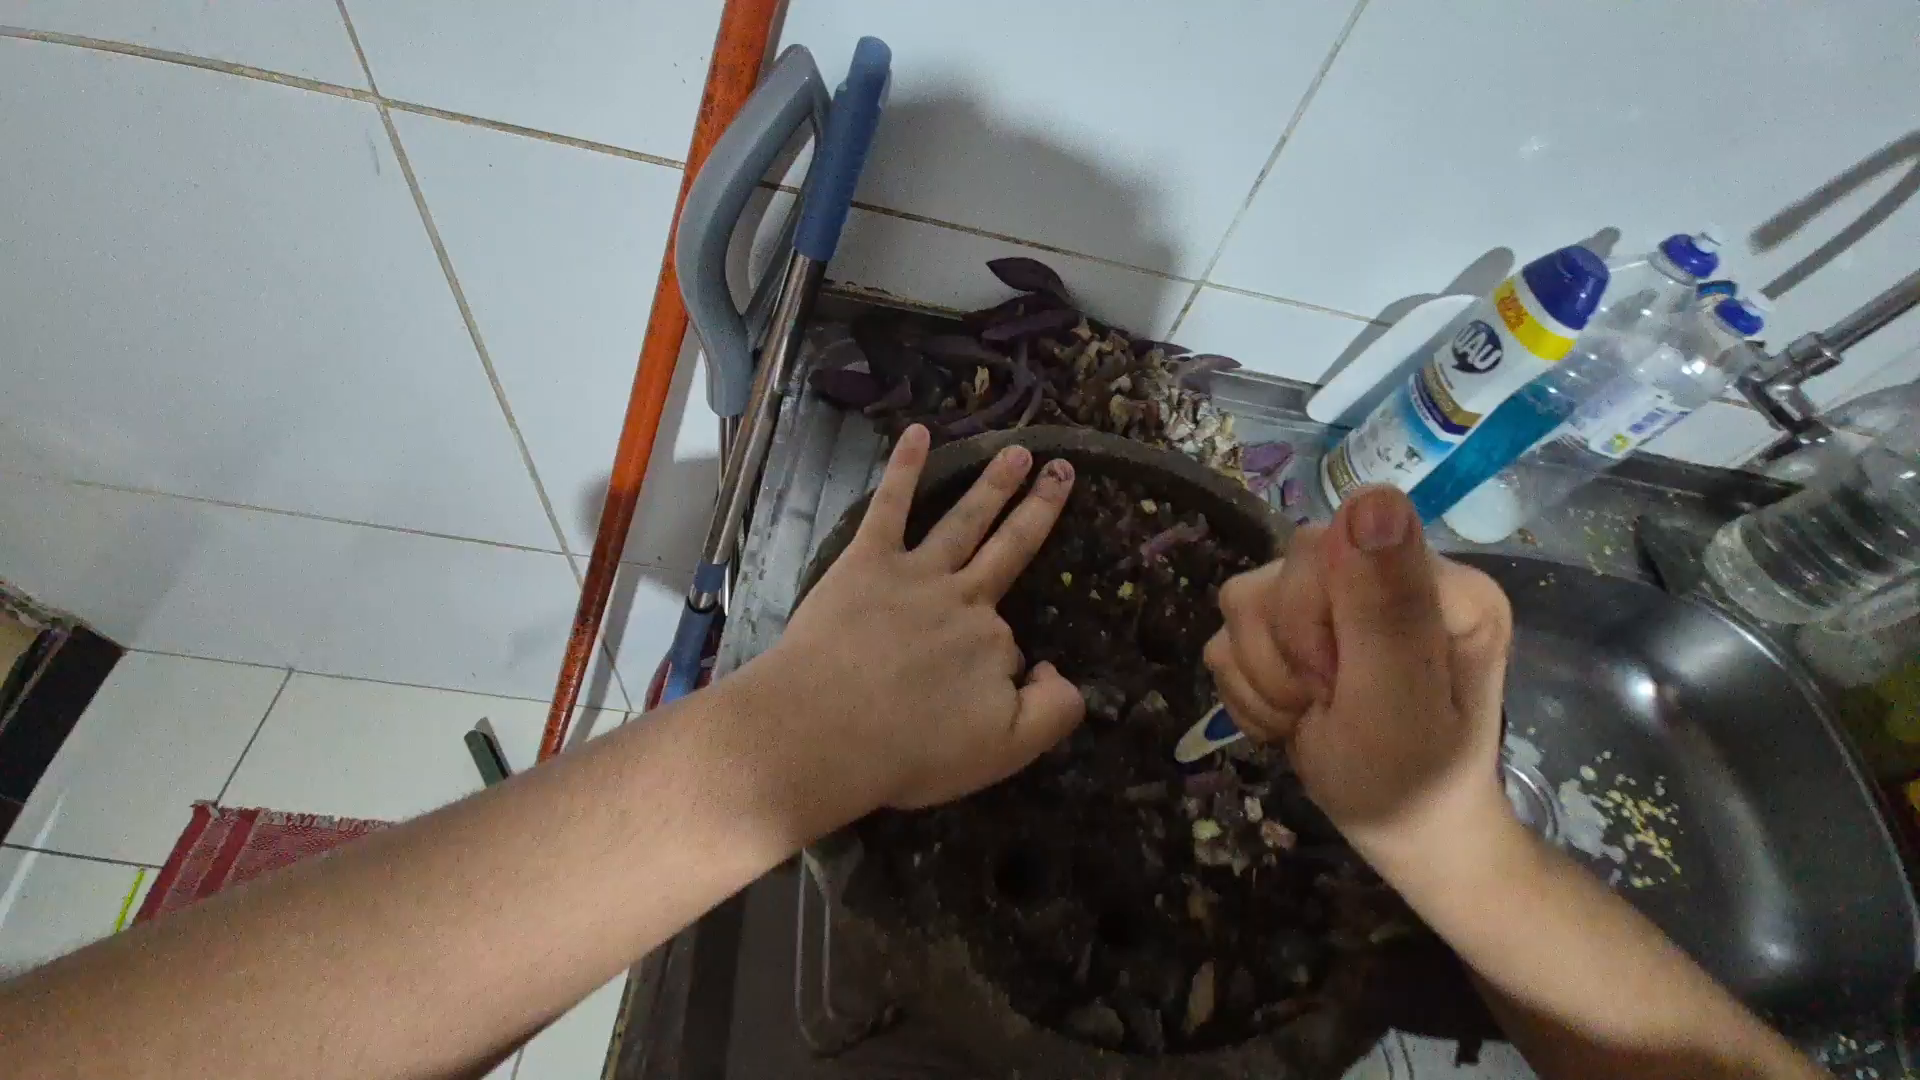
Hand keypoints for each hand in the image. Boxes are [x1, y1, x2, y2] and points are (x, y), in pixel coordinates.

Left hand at [760, 424, 1084, 810]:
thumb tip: (1053, 670)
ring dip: (993, 485)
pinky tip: (917, 432)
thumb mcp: (1003, 751)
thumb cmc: (909, 750)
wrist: (824, 732)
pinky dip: (903, 469)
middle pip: (1010, 546)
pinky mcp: (866, 561)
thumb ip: (1051, 712)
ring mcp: (913, 572)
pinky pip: (889, 507)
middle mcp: (962, 596)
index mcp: (991, 640)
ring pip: (964, 520)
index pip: (1010, 643)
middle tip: (1064, 471)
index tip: (973, 701)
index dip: (1000, 671)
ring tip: (1017, 453)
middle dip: (1039, 508)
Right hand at [1203, 486, 1512, 851]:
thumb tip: (1370, 497)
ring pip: (1240, 603)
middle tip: (1326, 704)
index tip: (1336, 680)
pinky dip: (1247, 688)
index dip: (1306, 616)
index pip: (1326, 544)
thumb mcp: (1399, 704)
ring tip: (1308, 714)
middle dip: (1284, 655)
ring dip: (1262, 677)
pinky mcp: (1288, 629)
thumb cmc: (1409, 783)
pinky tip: (1288, 713)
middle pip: (1276, 573)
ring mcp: (1330, 601)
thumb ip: (1386, 604)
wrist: (1395, 833)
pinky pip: (1225, 637)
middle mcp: (1383, 575)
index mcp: (1435, 581)